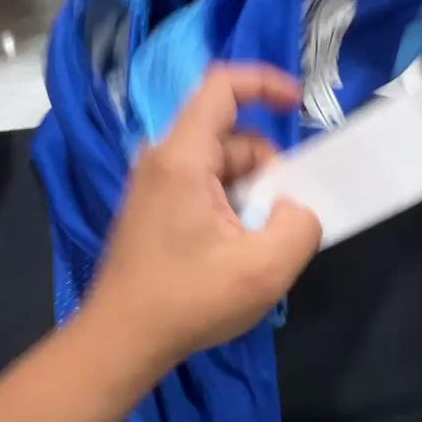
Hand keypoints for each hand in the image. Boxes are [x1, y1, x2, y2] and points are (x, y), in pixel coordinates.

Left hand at [80, 64, 322, 368]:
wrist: (121, 339)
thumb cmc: (188, 301)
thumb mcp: (264, 269)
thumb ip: (300, 225)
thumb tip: (298, 208)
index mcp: (182, 157)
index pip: (222, 85)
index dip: (265, 83)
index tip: (298, 104)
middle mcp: (162, 159)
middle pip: (231, 137)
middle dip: (268, 171)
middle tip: (279, 223)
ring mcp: (154, 184)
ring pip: (221, 167)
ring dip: (251, 197)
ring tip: (254, 248)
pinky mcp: (153, 208)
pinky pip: (204, 188)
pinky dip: (230, 209)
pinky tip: (233, 253)